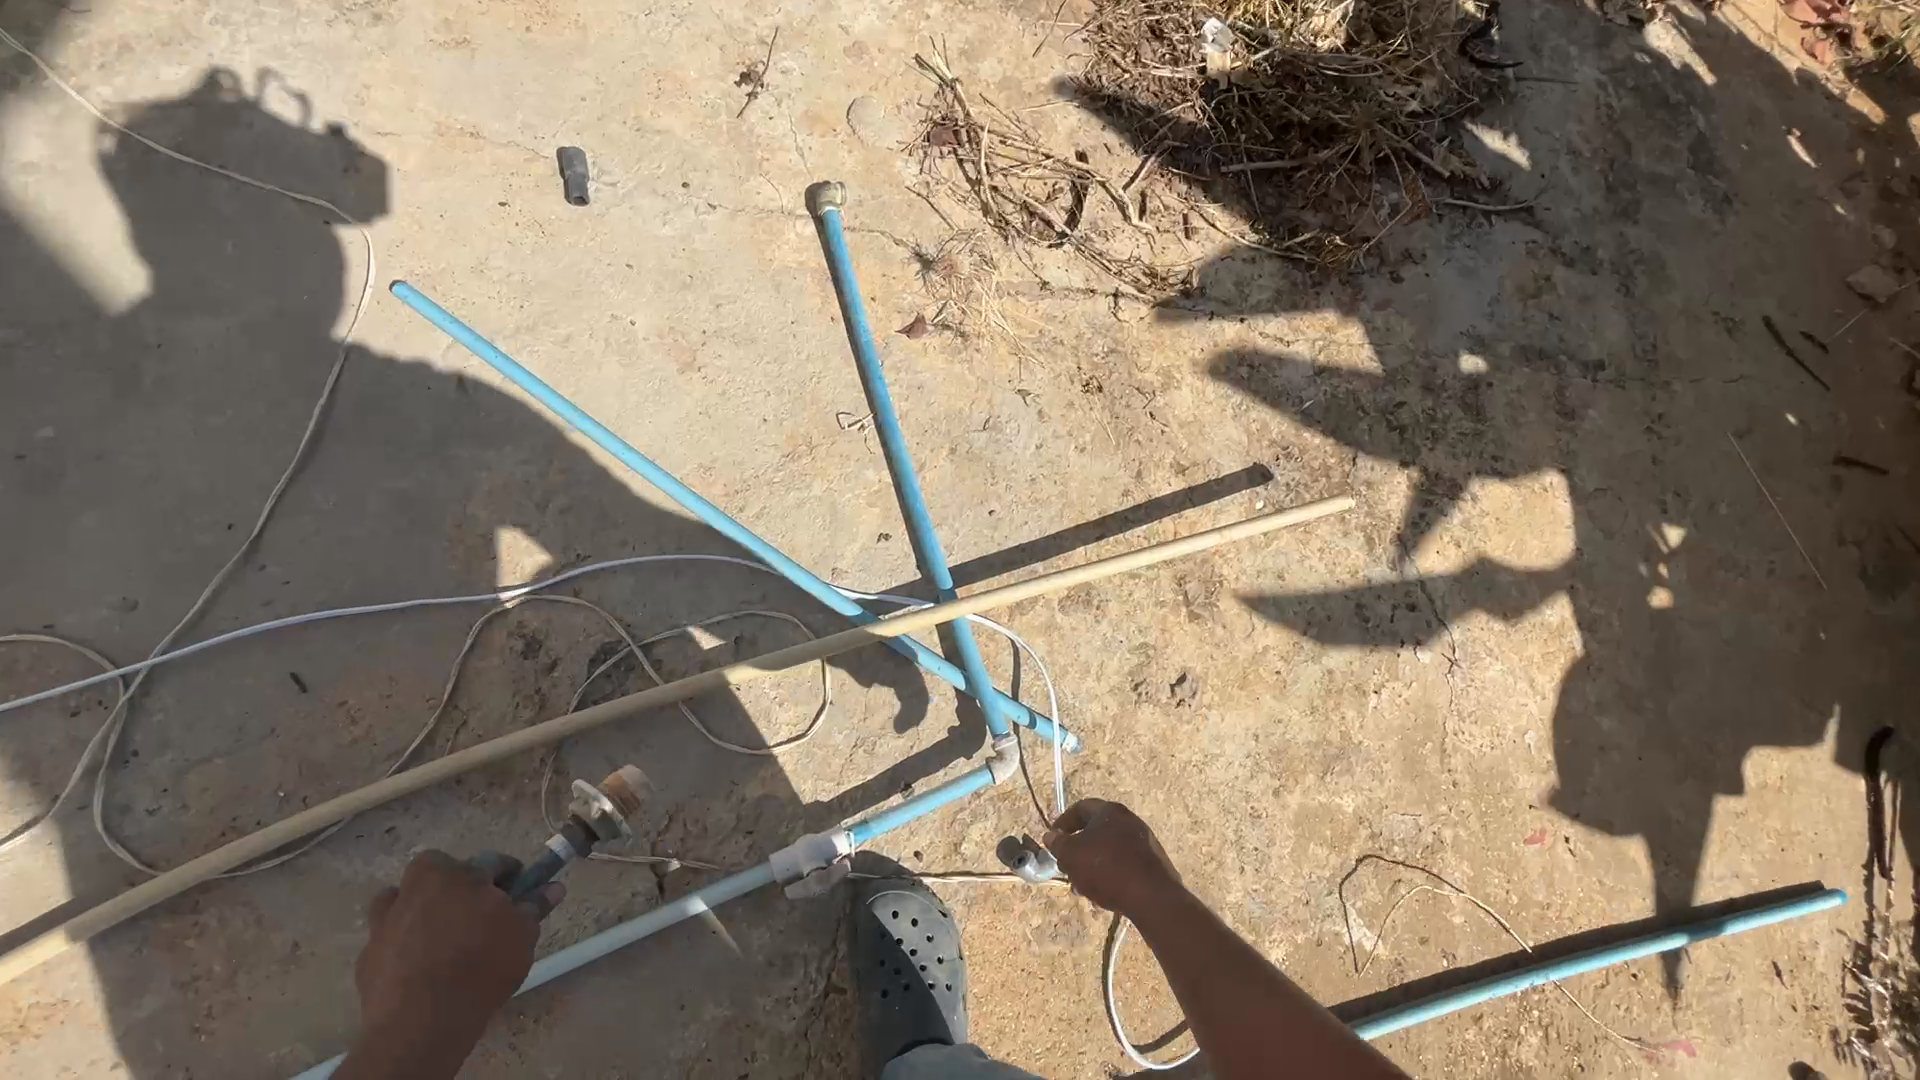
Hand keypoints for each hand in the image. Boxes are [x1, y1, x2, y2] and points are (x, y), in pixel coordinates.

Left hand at [340, 850, 563, 1078]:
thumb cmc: (482, 965)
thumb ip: (535, 906)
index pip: (492, 861)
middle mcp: (417, 890)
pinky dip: (401, 944)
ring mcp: (385, 923)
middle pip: (435, 871)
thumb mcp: (522, 933)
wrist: (424, 1021)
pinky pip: (386, 939)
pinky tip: (420, 965)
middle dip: (454, 882)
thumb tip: (554, 887)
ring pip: (397, 899)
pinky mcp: (366, 958)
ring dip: (416, 906)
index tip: (519, 890)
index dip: (509, 874)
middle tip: (474, 908)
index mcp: (459, 876)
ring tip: (438, 932)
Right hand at [1043, 799, 1184, 918]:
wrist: (1153, 897)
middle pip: (1096, 829)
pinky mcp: (1154, 862)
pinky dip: (1111, 872)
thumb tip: (1051, 836)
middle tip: (1066, 865)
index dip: (1062, 822)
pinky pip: (1125, 862)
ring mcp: (1145, 841)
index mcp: (1110, 811)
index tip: (1052, 839)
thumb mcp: (1072, 856)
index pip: (1080, 808)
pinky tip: (1104, 891)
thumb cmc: (1106, 869)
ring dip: (1093, 863)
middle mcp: (1130, 820)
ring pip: (1110, 848)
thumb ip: (1058, 844)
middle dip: (1078, 847)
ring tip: (1083, 885)